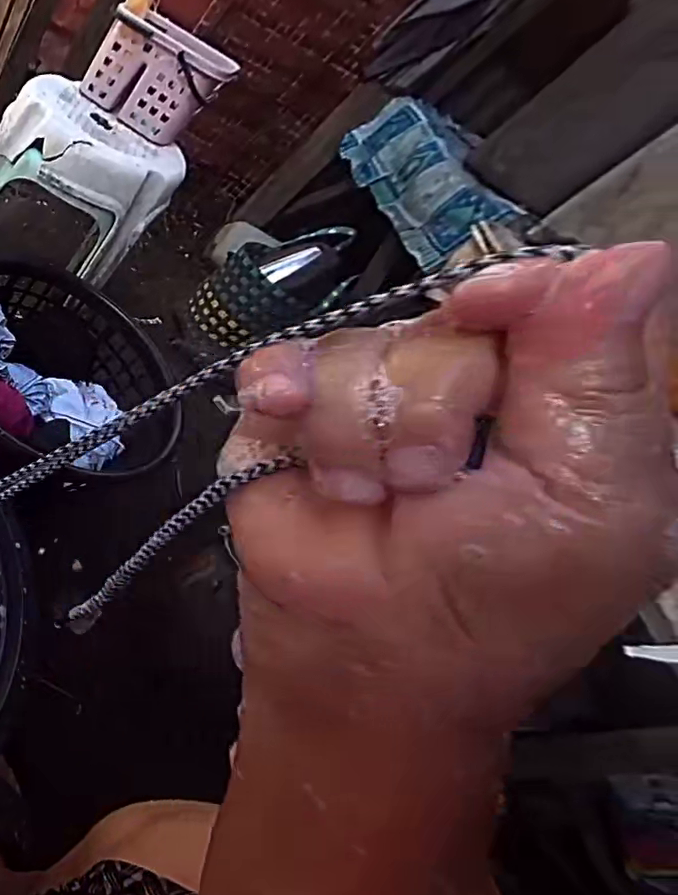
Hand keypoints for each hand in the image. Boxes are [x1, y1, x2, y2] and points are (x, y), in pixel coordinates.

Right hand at [224, 242, 677, 734]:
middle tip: (428, 483)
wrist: (357, 637)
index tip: (490, 306)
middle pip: (431, 328)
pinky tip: (280, 416)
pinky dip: (274, 389)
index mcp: (547, 397)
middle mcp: (446, 384)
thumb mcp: (587, 497)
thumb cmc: (497, 591)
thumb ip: (594, 379)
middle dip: (425, 410)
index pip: (543, 300)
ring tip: (359, 493)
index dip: (516, 294)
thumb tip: (625, 257)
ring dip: (350, 432)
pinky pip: (270, 366)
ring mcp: (351, 399)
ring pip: (345, 350)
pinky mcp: (274, 418)